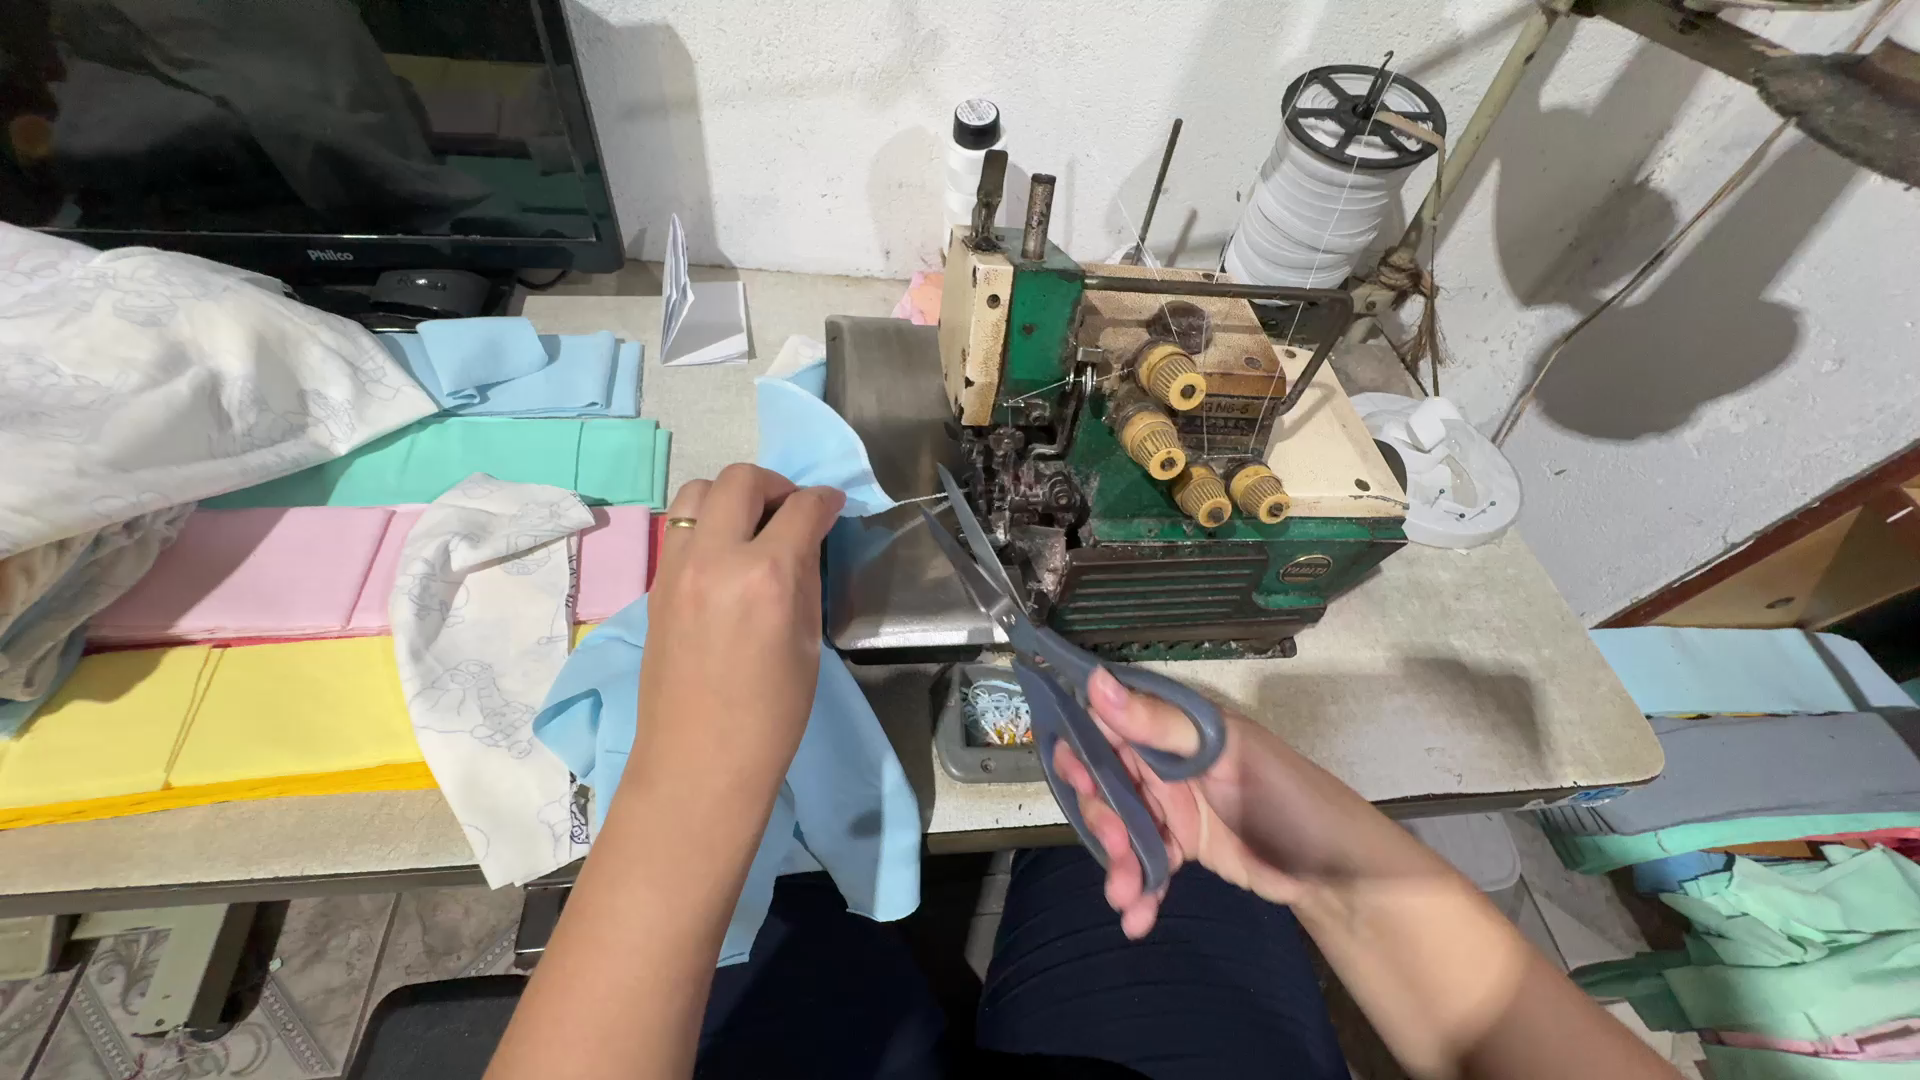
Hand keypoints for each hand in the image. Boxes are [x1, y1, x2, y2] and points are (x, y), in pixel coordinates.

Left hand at [631, 464, 844, 798]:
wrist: (700, 761)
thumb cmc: (772, 713)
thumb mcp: (807, 640)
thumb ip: (803, 578)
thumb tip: (803, 543)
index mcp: (766, 575)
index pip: (801, 508)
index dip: (825, 500)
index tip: (833, 505)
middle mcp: (715, 556)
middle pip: (741, 480)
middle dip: (776, 485)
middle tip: (793, 511)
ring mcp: (676, 568)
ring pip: (696, 491)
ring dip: (731, 496)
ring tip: (752, 525)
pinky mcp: (656, 585)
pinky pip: (678, 527)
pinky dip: (705, 523)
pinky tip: (725, 554)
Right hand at [1055, 667, 1444, 937]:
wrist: (1337, 873)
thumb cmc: (1287, 796)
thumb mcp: (1224, 754)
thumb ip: (1160, 724)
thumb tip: (1095, 681)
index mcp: (1173, 728)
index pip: (1108, 725)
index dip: (1082, 747)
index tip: (1073, 774)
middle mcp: (1164, 762)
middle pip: (1106, 782)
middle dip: (1102, 817)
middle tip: (1118, 846)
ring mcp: (1170, 805)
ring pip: (1120, 826)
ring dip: (1117, 861)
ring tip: (1127, 896)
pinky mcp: (1179, 845)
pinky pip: (1144, 863)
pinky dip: (1137, 890)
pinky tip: (1137, 919)